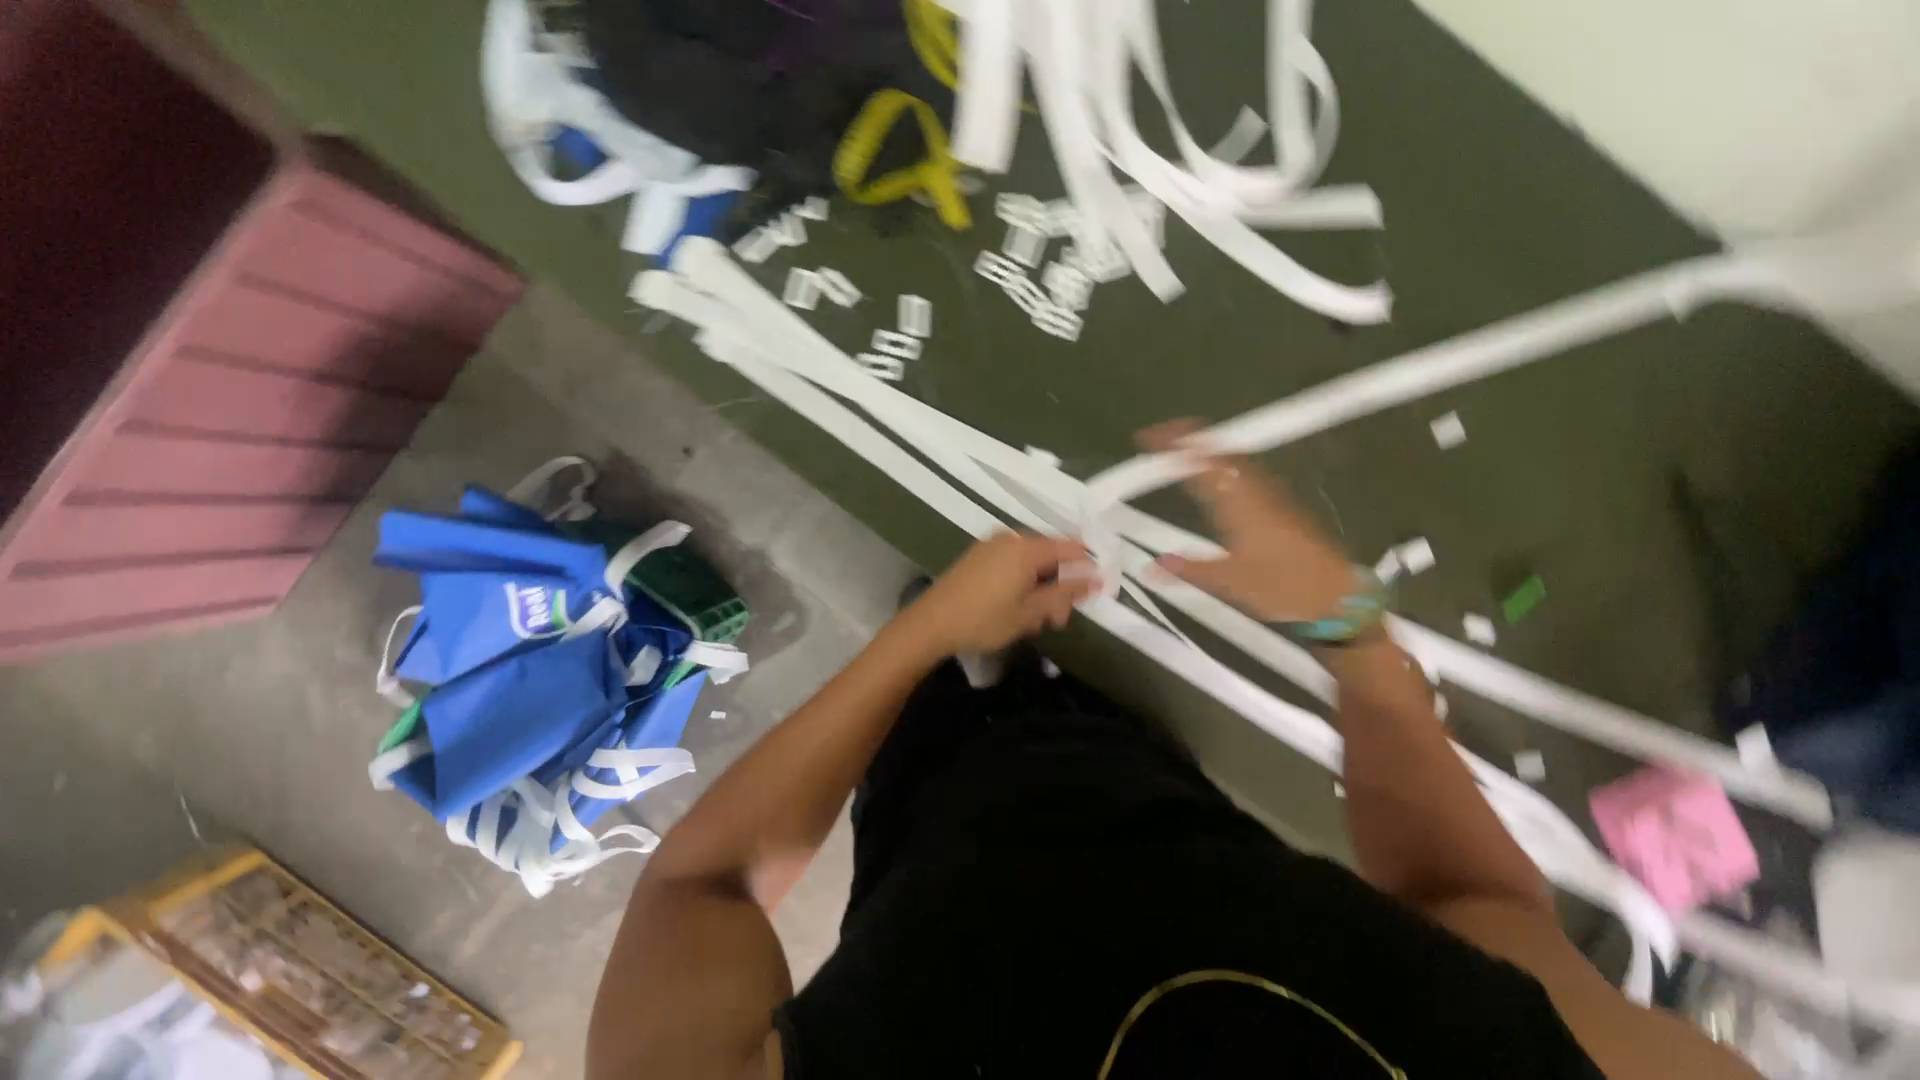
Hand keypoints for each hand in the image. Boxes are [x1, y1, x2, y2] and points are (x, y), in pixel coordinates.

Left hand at [901, 532, 1097, 654]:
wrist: (931, 624)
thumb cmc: (985, 620)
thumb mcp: (1030, 613)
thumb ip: (1065, 594)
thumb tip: (1095, 579)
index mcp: (1026, 548)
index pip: (1070, 548)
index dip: (1087, 568)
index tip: (1095, 592)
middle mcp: (1010, 539)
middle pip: (1049, 555)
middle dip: (1060, 585)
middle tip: (1058, 620)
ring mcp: (991, 546)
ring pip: (1030, 562)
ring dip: (1040, 588)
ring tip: (1036, 620)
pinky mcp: (977, 557)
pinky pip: (1011, 563)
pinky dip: (1022, 582)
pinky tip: (1017, 608)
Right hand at [1141, 420, 1356, 622]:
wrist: (1338, 594)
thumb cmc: (1285, 586)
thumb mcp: (1231, 582)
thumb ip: (1189, 569)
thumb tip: (1151, 566)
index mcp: (1239, 505)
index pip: (1202, 463)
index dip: (1175, 445)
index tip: (1149, 438)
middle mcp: (1256, 492)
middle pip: (1221, 452)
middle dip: (1191, 438)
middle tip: (1164, 436)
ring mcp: (1272, 497)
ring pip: (1236, 460)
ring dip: (1209, 449)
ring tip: (1185, 448)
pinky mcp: (1282, 507)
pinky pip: (1247, 472)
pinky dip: (1226, 465)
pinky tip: (1220, 476)